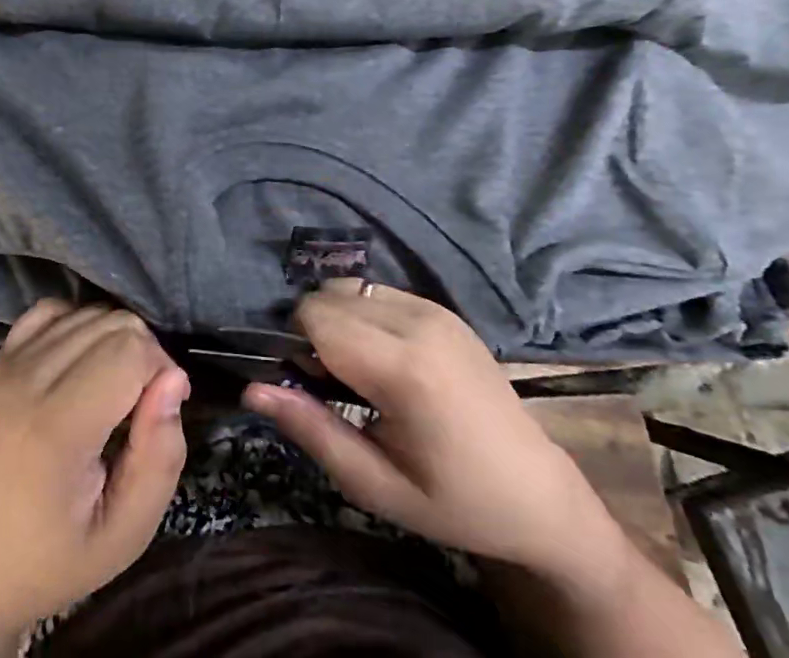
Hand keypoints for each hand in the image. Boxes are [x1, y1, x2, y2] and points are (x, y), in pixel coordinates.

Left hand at [0, 301, 188, 654]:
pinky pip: (51, 312)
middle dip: (146, 355)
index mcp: (55, 429)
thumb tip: (174, 379)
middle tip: (142, 408)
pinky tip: (82, 366)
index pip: (129, 351)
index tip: (161, 415)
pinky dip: (79, 326)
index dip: (163, 372)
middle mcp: (25, 383)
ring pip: (88, 313)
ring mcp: (6, 367)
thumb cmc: (57, 559)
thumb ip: (162, 455)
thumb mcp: (128, 532)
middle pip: (113, 323)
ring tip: (114, 392)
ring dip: (116, 343)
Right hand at [243, 280, 624, 576]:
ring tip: (357, 371)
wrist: (537, 492)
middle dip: (313, 332)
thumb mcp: (373, 483)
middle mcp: (421, 323)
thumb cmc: (452, 500)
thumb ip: (310, 429)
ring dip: (338, 321)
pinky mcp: (446, 310)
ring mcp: (437, 310)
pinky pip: (379, 293)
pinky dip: (363, 315)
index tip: (308, 386)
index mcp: (404, 368)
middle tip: (332, 385)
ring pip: (352, 288)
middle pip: (329, 296)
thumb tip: (251, 390)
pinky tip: (383, 358)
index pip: (316, 316)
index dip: (295, 346)